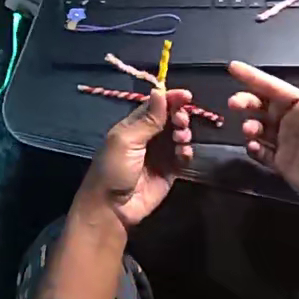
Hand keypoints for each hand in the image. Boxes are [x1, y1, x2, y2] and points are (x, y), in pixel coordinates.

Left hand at [77, 88, 194, 228]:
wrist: (112, 208)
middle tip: (181, 120)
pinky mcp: (170, 171)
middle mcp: (148, 137)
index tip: (186, 95)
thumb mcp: (126, 140)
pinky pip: (183, 156)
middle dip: (179, 116)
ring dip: (183, 132)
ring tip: (180, 138)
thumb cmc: (113, 169)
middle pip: (170, 119)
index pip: (155, 105)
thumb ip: (147, 119)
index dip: (170, 98)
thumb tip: (159, 91)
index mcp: (134, 125)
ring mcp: (160, 154)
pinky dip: (186, 151)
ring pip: (179, 135)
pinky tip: (183, 152)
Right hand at [229, 51, 298, 218]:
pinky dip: (254, 149)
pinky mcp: (282, 163)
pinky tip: (253, 148)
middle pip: (261, 106)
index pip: (274, 87)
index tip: (232, 67)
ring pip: (259, 128)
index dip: (253, 77)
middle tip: (234, 103)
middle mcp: (292, 121)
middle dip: (246, 102)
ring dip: (249, 125)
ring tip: (249, 130)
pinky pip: (262, 152)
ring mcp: (286, 142)